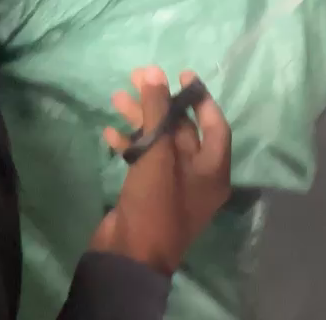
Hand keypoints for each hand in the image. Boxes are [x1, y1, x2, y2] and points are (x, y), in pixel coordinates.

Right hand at [90, 67, 231, 274]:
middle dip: (160, 103)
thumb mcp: (158, 154)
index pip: (214, 124)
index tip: (181, 74)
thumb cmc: (155, 203)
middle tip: (137, 78)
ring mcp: (172, 183)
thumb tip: (154, 71)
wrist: (130, 254)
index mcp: (212, 170)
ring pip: (159, 141)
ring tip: (117, 97)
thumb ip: (157, 111)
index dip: (200, 98)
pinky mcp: (149, 190)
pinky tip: (110, 130)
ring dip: (140, 118)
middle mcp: (197, 175)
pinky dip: (130, 141)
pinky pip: (144, 157)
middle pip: (182, 129)